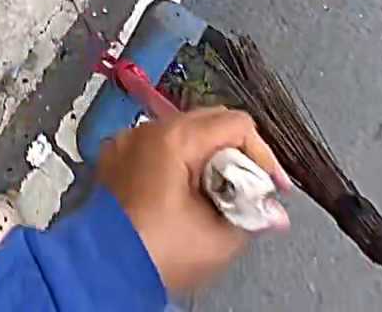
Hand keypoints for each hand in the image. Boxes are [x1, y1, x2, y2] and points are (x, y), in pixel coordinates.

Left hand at [96, 106, 291, 294]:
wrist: (108, 260)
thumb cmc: (159, 249)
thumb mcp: (220, 236)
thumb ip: (252, 213)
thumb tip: (271, 209)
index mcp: (173, 139)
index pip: (233, 123)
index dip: (262, 154)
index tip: (273, 185)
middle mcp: (146, 130)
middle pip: (205, 121)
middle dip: (236, 153)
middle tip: (252, 190)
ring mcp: (126, 140)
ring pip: (178, 132)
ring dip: (206, 157)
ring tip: (221, 195)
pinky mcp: (115, 155)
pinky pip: (153, 145)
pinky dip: (176, 161)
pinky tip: (186, 192)